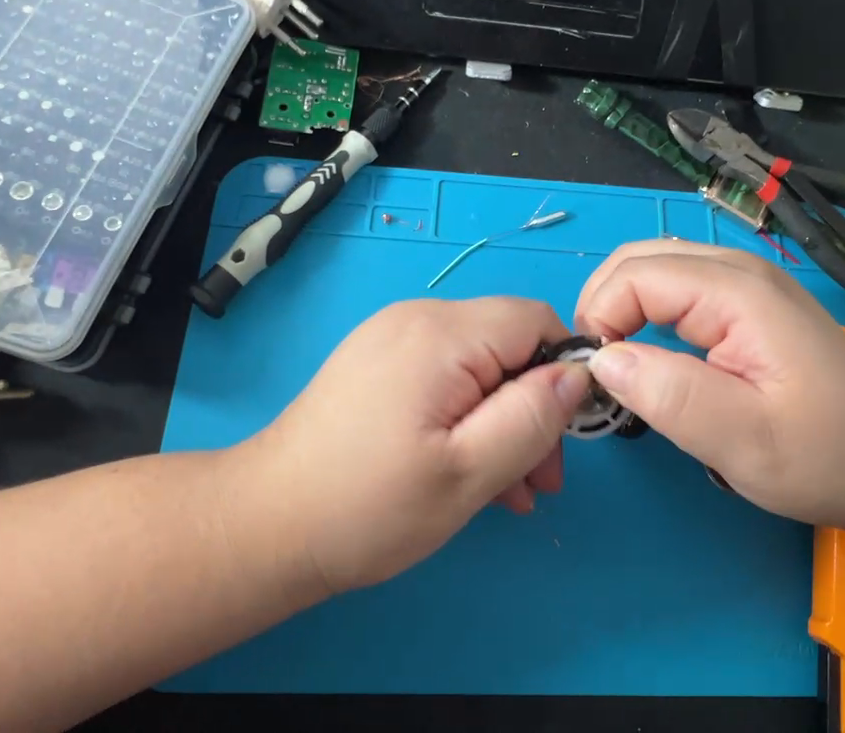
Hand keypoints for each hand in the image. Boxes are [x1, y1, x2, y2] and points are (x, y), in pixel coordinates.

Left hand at [246, 298, 590, 595]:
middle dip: (533, 407)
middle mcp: (417, 319)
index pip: (535, 320)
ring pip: (479, 365)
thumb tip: (578, 375)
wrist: (266, 525)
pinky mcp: (376, 363)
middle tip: (539, 480)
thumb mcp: (467, 472)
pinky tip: (470, 474)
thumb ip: (531, 417)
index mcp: (442, 334)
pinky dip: (467, 417)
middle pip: (508, 344)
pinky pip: (445, 377)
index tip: (564, 436)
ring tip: (510, 490)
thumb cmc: (371, 505)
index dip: (563, 371)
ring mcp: (391, 338)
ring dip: (503, 421)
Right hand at [573, 241, 844, 540]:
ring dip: (620, 308)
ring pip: (651, 268)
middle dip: (602, 307)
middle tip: (600, 372)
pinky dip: (645, 312)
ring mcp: (744, 279)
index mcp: (738, 292)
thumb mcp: (745, 441)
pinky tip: (651, 356)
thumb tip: (603, 360)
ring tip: (619, 367)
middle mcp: (737, 269)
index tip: (595, 379)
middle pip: (637, 259)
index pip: (634, 276)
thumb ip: (671, 396)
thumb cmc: (823, 455)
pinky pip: (674, 286)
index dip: (600, 319)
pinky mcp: (745, 298)